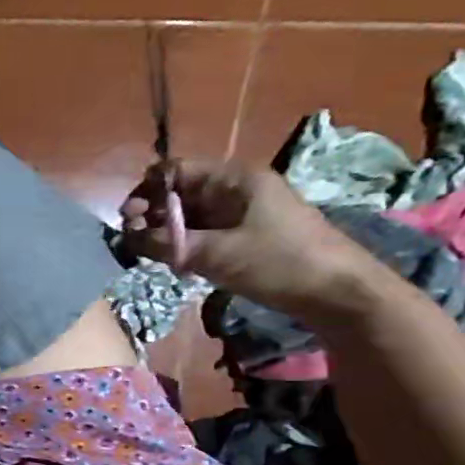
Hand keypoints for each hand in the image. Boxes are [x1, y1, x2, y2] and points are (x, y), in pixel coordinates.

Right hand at [120, 160, 383, 319]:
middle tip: (132, 241)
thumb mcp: (216, 254)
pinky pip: (202, 233)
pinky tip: (173, 262)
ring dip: (165, 232)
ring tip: (147, 254)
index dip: (147, 191)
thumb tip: (127, 238)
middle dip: (152, 213)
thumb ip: (168, 244)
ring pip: (189, 215)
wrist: (336, 292)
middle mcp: (235, 189)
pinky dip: (183, 244)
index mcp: (233, 178)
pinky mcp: (244, 237)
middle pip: (180, 192)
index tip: (128, 219)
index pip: (176, 171)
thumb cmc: (279, 263)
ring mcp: (240, 214)